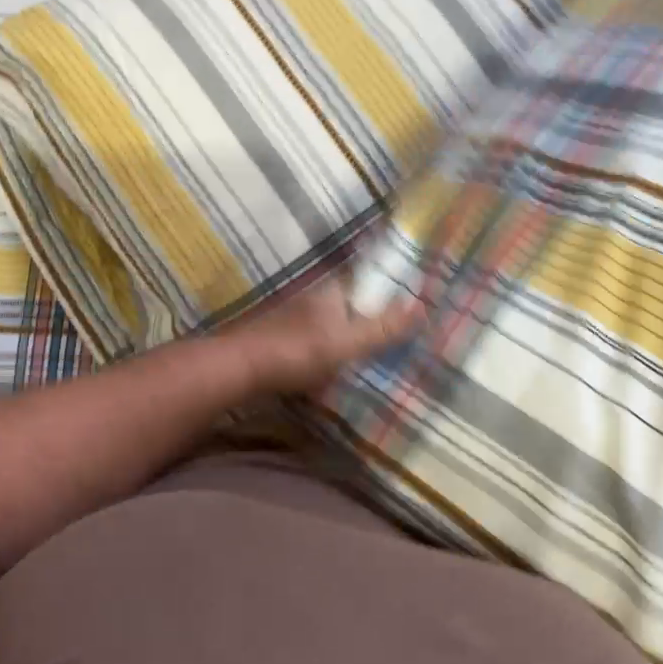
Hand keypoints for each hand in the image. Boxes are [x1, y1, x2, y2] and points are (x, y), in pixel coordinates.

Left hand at [213, 281, 422, 393]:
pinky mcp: (270, 343)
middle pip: (340, 307)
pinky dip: (314, 359)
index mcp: (329, 293)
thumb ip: (384, 328)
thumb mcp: (349, 342)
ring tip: (354, 365)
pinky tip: (319, 377)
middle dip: (357, 322)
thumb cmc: (298, 352)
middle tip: (379, 346)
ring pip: (319, 328)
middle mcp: (307, 300)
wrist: (239, 369)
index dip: (380, 298)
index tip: (398, 316)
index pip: (361, 286)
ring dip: (334, 342)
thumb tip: (424, 305)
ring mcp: (286, 320)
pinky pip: (302, 348)